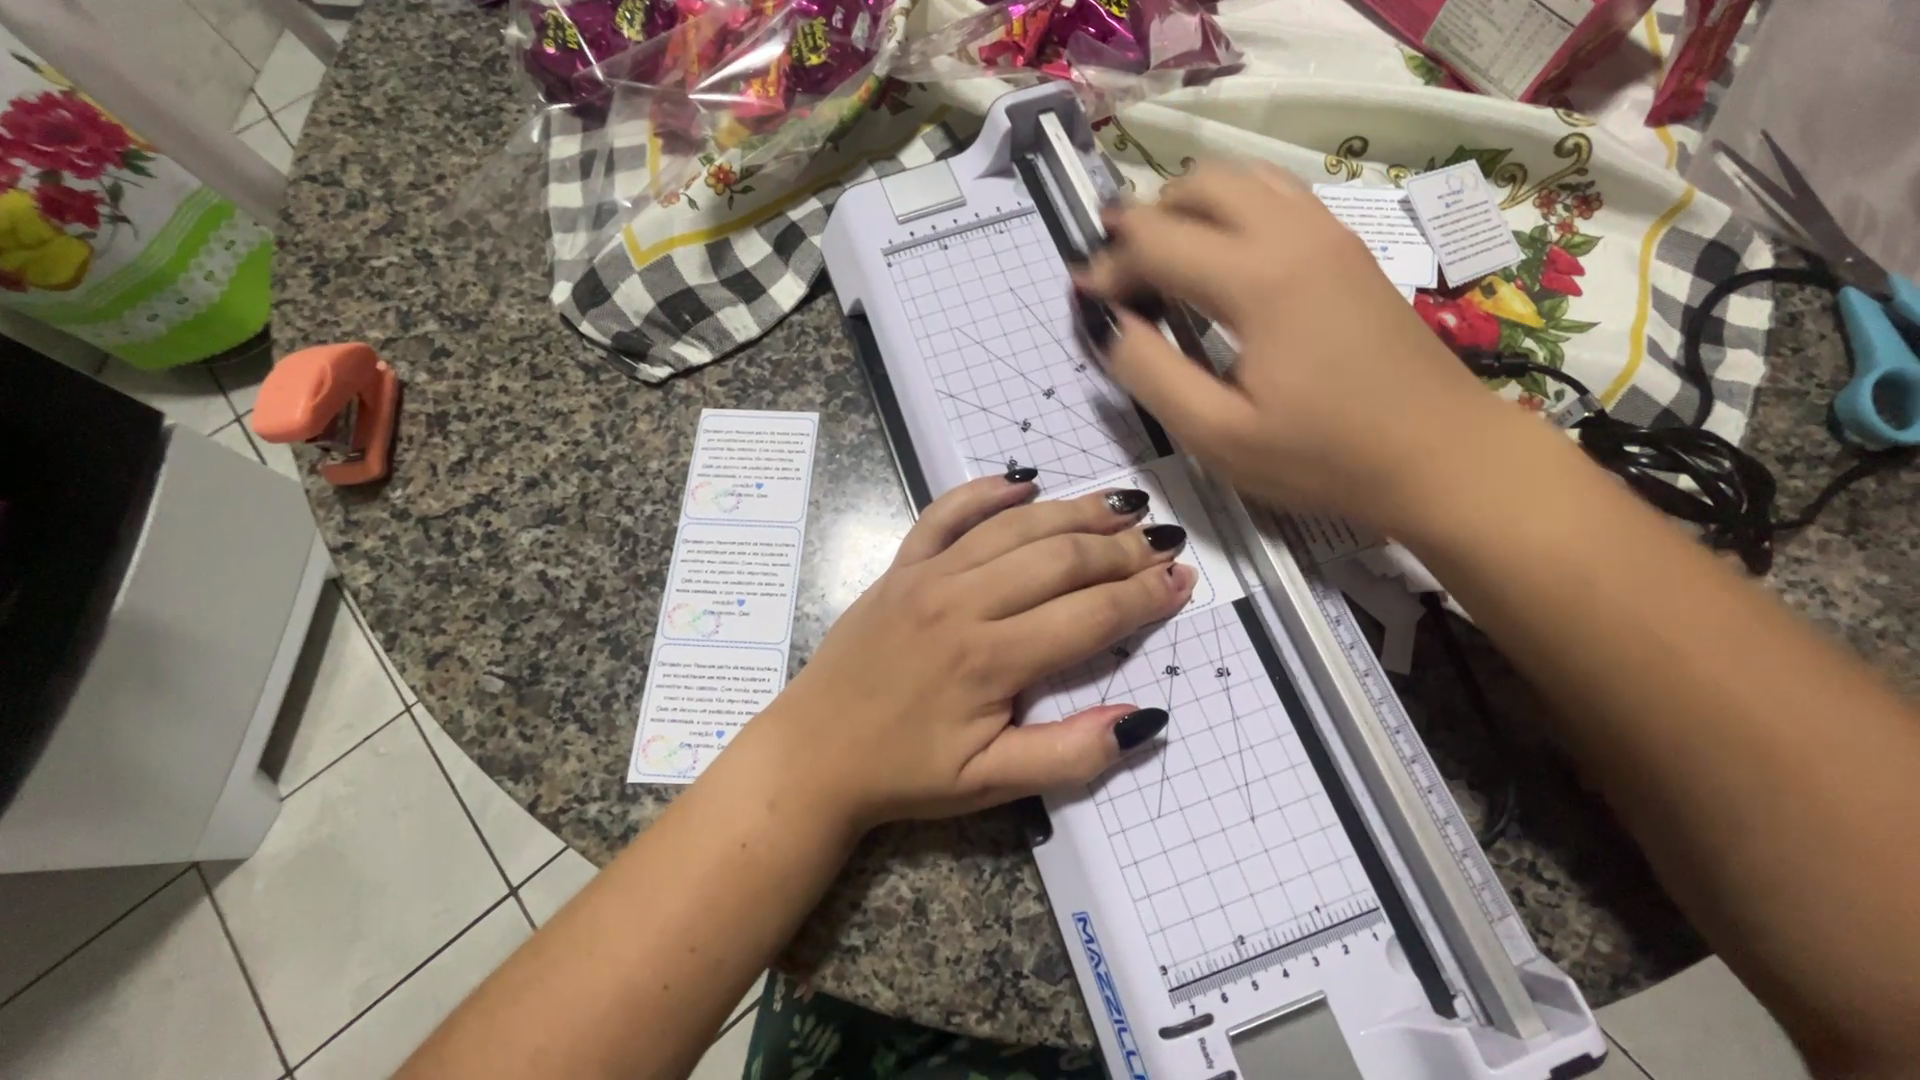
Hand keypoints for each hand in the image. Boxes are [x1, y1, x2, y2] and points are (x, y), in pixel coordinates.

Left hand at [744, 474, 1195, 831]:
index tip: (1183, 582)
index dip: (1144, 597)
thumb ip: (1070, 754)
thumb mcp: (991, 783)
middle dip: (1121, 550)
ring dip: (1073, 513)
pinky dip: (985, 492)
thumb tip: (1144, 720)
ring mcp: (926, 576)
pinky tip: (1022, 482)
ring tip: (1121, 506)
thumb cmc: (904, 774)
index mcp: (989, 659)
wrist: (813, 755)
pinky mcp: (899, 567)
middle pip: (1060, 559)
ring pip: (1014, 528)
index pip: (1089, 614)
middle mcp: (961, 602)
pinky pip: (945, 514)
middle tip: (1164, 545)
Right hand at [1073, 162, 1519, 533]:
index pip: (1156, 240)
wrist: (1441, 457)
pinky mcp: (1348, 250)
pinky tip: (1224, 261)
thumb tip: (1110, 323)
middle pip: (1198, 184)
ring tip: (1165, 261)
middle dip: (1145, 219)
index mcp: (1257, 278)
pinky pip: (1277, 196)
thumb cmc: (1323, 456)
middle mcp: (1293, 234)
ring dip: (1190, 206)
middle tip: (1121, 274)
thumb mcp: (1218, 435)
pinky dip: (1233, 210)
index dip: (1108, 264)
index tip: (1083, 298)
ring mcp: (1328, 234)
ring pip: (1242, 179)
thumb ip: (1150, 372)